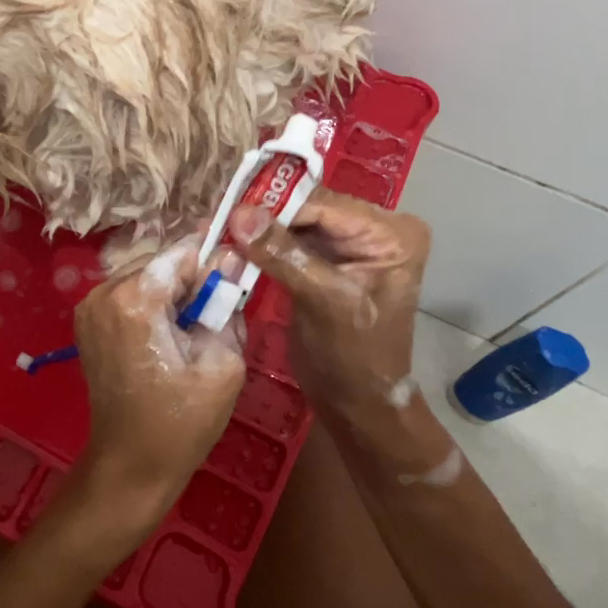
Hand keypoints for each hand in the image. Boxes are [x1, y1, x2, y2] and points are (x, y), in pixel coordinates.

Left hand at [72, 234, 245, 511]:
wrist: (130, 465)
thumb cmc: (181, 422)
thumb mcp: (222, 364)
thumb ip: (227, 304)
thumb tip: (231, 259)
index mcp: (135, 298)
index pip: (183, 252)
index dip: (213, 266)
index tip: (231, 290)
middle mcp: (104, 291)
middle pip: (162, 264)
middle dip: (191, 284)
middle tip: (212, 322)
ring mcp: (89, 306)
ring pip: (146, 278)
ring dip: (171, 297)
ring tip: (189, 337)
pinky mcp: (87, 322)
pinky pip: (128, 296)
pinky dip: (151, 308)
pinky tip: (165, 342)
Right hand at [228, 191, 430, 415]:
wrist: (356, 404)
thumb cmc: (353, 358)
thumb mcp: (323, 302)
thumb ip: (285, 255)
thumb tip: (241, 214)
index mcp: (391, 234)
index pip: (324, 204)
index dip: (276, 204)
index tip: (229, 208)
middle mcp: (374, 229)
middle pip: (308, 208)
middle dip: (263, 215)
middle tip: (217, 218)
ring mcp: (349, 244)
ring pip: (293, 222)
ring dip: (257, 228)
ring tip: (217, 228)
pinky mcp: (324, 260)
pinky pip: (288, 240)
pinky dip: (260, 245)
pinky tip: (231, 244)